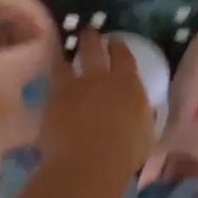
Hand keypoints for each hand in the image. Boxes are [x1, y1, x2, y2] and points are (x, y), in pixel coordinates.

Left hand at [37, 30, 155, 181]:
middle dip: (91, 38)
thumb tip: (143, 108)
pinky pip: (51, 81)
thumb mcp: (145, 134)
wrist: (87, 164)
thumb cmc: (124, 155)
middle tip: (88, 33)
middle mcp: (99, 77)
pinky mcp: (52, 98)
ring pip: (66, 60)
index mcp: (128, 84)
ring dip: (67, 56)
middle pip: (93, 47)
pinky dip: (54, 78)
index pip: (123, 55)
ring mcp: (73, 85)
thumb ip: (142, 115)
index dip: (118, 46)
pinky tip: (53, 81)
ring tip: (65, 56)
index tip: (115, 42)